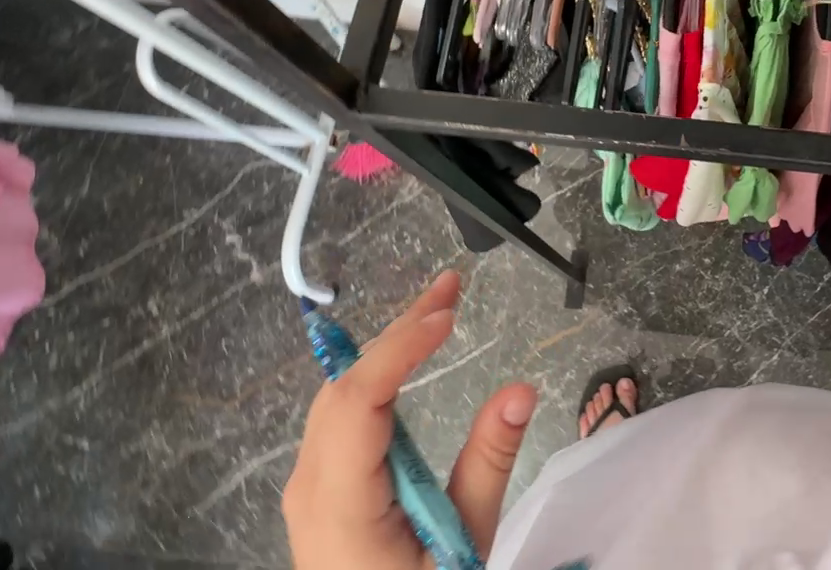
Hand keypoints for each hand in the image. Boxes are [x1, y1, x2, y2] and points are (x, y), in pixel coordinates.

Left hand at [283, 270, 536, 569]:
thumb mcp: (463, 546)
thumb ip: (487, 467)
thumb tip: (521, 390)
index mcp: (339, 504)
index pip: (358, 402)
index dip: (399, 348)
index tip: (448, 312)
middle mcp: (310, 484)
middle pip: (347, 386)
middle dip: (401, 329)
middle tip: (452, 286)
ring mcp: (309, 485)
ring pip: (342, 394)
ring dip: (391, 345)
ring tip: (440, 309)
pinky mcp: (322, 487)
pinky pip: (344, 414)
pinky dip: (380, 375)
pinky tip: (407, 356)